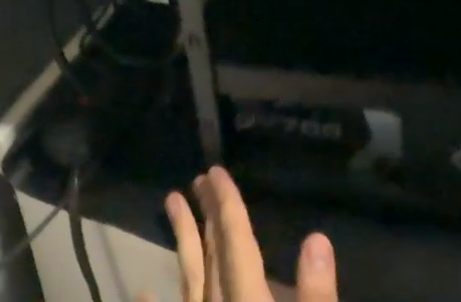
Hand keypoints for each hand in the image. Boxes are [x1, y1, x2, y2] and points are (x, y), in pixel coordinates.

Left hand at [143, 166, 337, 301]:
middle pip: (211, 255)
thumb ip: (318, 294)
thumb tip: (318, 238)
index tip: (215, 171)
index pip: (236, 244)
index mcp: (249, 301)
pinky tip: (142, 289)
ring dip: (183, 239)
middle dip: (207, 213)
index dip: (227, 206)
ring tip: (171, 201)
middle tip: (198, 179)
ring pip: (189, 278)